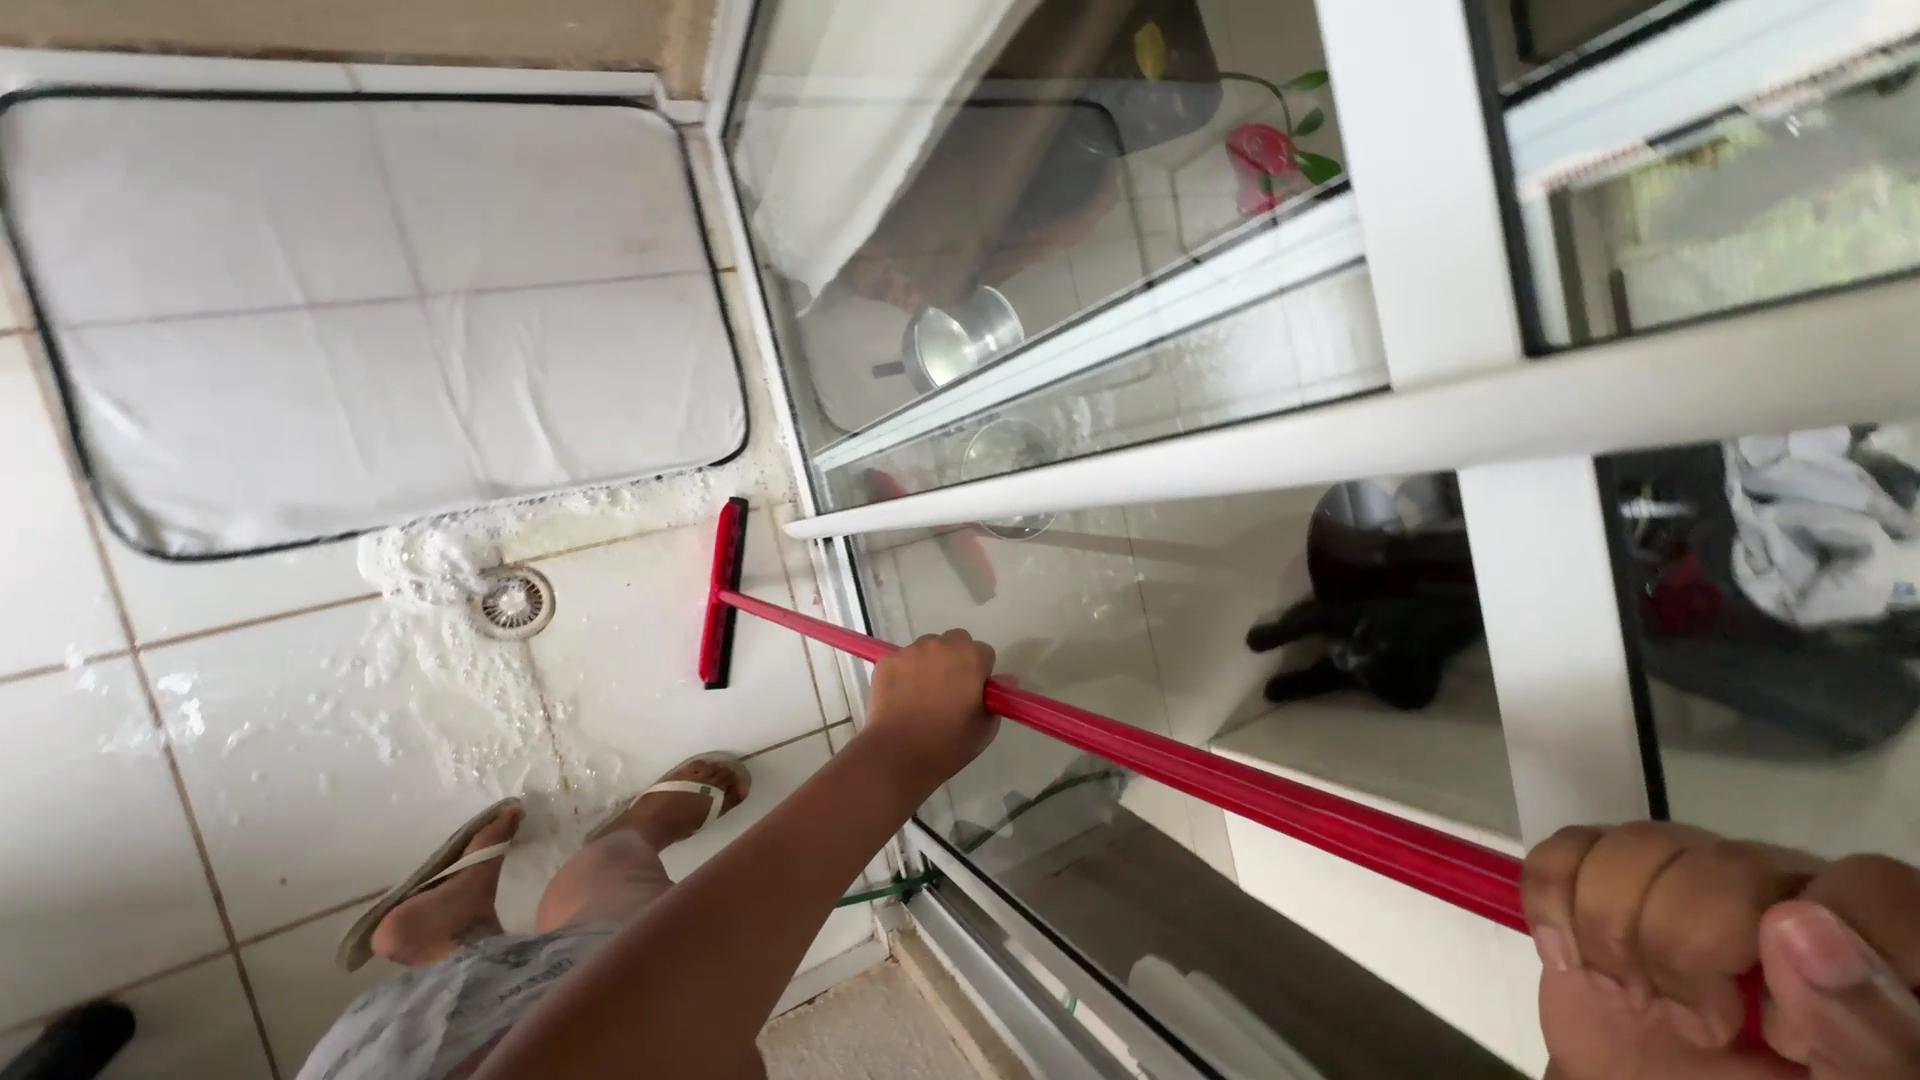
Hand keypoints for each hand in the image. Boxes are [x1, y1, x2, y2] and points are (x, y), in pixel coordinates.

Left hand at [861, 629, 998, 790]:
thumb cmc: (948, 744)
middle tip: (950, 690)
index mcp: (971, 658)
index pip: (984, 653)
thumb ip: (997, 697)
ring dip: (930, 662)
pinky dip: (905, 672)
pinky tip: (901, 697)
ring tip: (922, 694)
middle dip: (956, 659)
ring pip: (927, 648)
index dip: (981, 673)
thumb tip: (1005, 680)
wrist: (898, 754)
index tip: (973, 694)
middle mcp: (941, 646)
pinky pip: (903, 660)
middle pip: (956, 641)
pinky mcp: (886, 661)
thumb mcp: (985, 727)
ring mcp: (910, 651)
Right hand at [1524, 822, 1919, 1078]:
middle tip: (1697, 1026)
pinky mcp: (1593, 866)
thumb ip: (1867, 1035)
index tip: (1784, 1032)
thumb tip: (1800, 927)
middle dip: (1685, 952)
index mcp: (1868, 934)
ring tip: (1633, 997)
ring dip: (1612, 936)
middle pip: (1727, 863)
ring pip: (1635, 846)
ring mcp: (1678, 867)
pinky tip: (1572, 962)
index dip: (1822, 954)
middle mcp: (1779, 884)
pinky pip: (1560, 849)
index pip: (1869, 885)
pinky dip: (1551, 908)